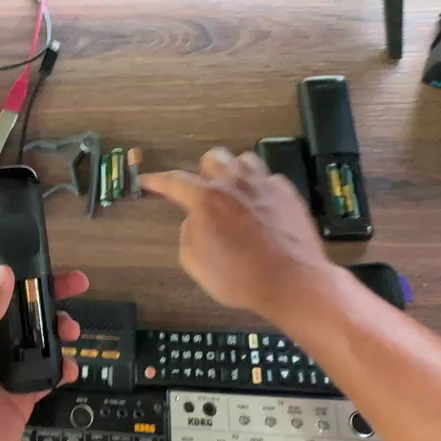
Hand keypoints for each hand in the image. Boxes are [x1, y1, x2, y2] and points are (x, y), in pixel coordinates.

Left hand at [0, 265, 86, 440]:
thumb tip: (2, 273)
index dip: (9, 271)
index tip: (39, 259)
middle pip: (15, 311)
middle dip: (44, 296)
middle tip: (77, 285)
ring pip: (33, 341)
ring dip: (54, 331)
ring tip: (74, 330)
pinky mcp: (17, 400)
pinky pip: (43, 375)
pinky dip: (60, 368)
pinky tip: (72, 368)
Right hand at [142, 147, 339, 321]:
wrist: (292, 282)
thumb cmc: (240, 277)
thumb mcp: (195, 262)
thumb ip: (188, 234)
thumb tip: (194, 220)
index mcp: (205, 199)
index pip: (174, 181)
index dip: (157, 180)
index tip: (148, 180)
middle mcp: (233, 184)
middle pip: (213, 158)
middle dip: (203, 171)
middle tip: (204, 191)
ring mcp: (264, 185)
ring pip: (243, 160)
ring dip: (234, 173)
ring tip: (234, 192)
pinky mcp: (288, 194)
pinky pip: (269, 179)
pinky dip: (260, 188)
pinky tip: (261, 206)